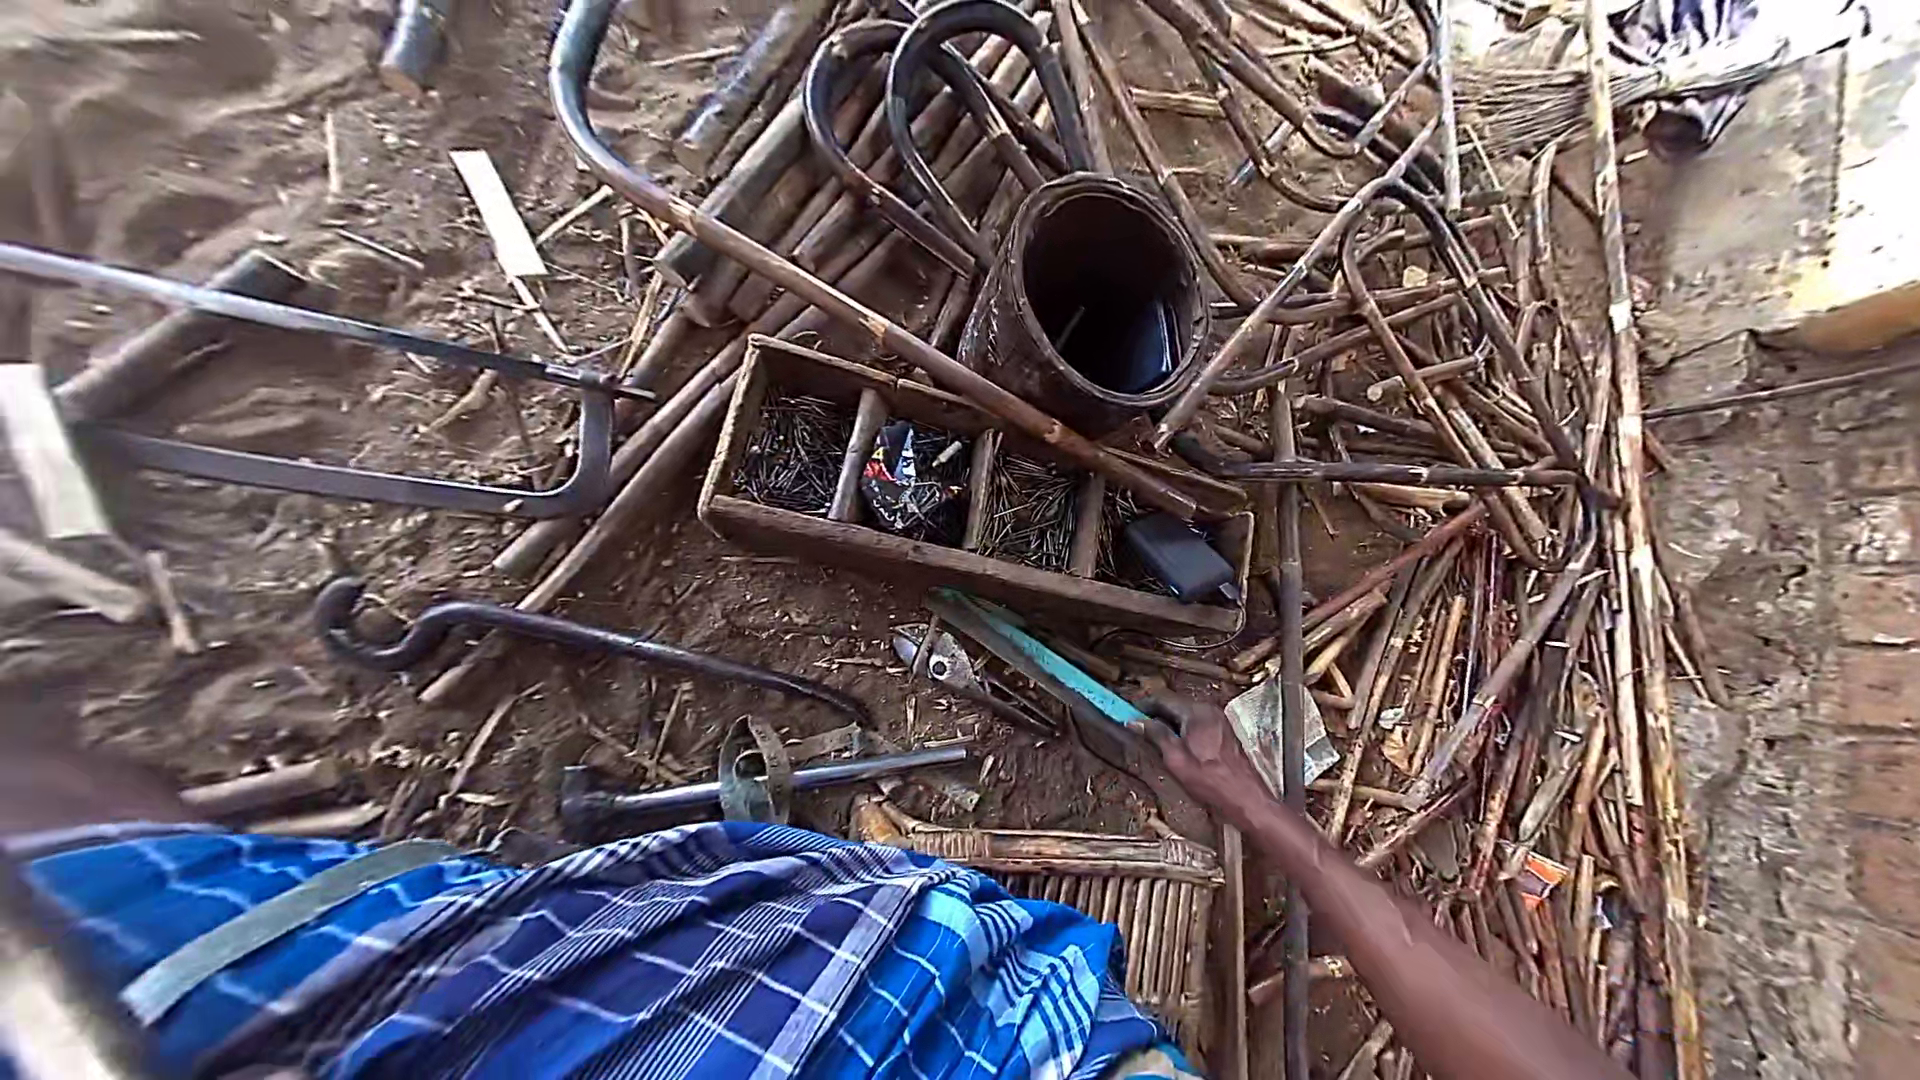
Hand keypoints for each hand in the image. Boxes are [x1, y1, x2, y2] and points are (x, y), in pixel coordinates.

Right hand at [1140, 695, 1273, 828]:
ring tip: (1158, 741)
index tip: (1128, 713)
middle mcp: (1209, 710)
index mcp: (1197, 712)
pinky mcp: (1223, 731)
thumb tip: (1136, 721)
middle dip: (1155, 715)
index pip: (1162, 698)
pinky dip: (1183, 729)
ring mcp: (1218, 720)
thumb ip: (1155, 734)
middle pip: (1174, 704)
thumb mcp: (1175, 759)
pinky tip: (1178, 747)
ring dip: (1169, 723)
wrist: (1246, 799)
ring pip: (1185, 714)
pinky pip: (1196, 722)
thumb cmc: (1211, 781)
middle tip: (1140, 729)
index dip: (1142, 705)